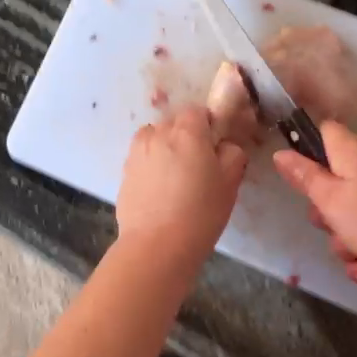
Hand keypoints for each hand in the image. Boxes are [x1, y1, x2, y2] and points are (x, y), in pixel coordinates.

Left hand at [116, 107, 247, 262]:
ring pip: (155, 138)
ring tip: (175, 177)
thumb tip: (225, 145)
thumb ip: (232, 153)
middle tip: (198, 166)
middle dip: (186, 136)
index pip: (197, 111)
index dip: (207, 126)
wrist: (157, 245)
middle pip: (174, 123)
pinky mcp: (124, 171)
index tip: (214, 148)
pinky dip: (151, 165)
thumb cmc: (201, 212)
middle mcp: (158, 133)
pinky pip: (142, 157)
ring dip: (165, 148)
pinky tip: (159, 190)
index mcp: (187, 131)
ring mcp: (137, 151)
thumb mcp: (230, 182)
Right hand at [274, 122, 356, 275]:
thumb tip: (281, 153)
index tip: (300, 174)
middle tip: (327, 222)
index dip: (307, 147)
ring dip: (344, 240)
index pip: (323, 130)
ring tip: (355, 256)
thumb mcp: (329, 199)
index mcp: (350, 152)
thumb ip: (304, 176)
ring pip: (347, 213)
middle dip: (324, 210)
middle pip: (331, 180)